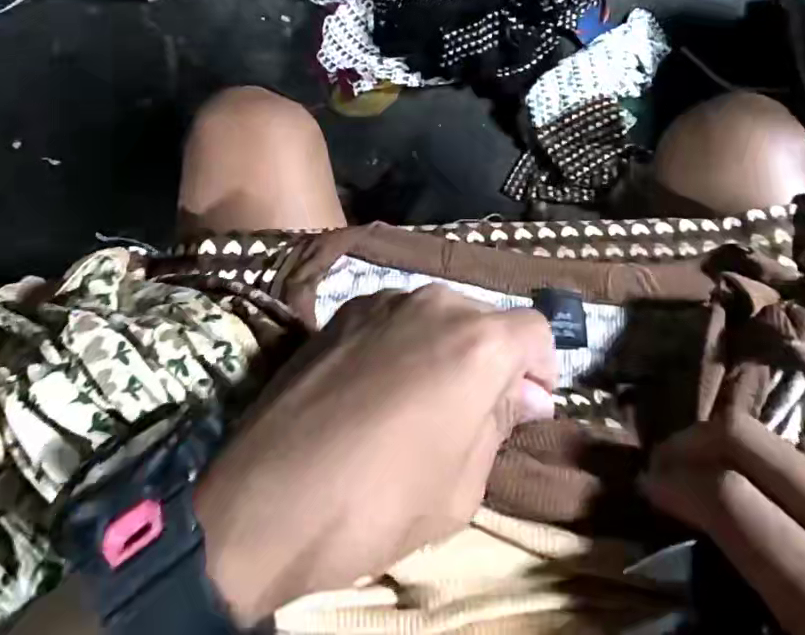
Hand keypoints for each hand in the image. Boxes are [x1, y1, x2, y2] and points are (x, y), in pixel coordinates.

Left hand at [191, 285, 557, 625]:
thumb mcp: (462, 487)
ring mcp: (386, 301)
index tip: (526, 406)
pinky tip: (379, 387)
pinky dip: (406, 343)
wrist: (263, 503)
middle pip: (488, 320)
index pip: (537, 330)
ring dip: (448, 349)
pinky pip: (398, 318)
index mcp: (479, 343)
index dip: (541, 368)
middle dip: (494, 361)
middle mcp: (438, 303)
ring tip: (421, 400)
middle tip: (474, 413)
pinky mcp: (343, 312)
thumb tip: (524, 396)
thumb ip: (500, 425)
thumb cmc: (377, 504)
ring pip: (442, 316)